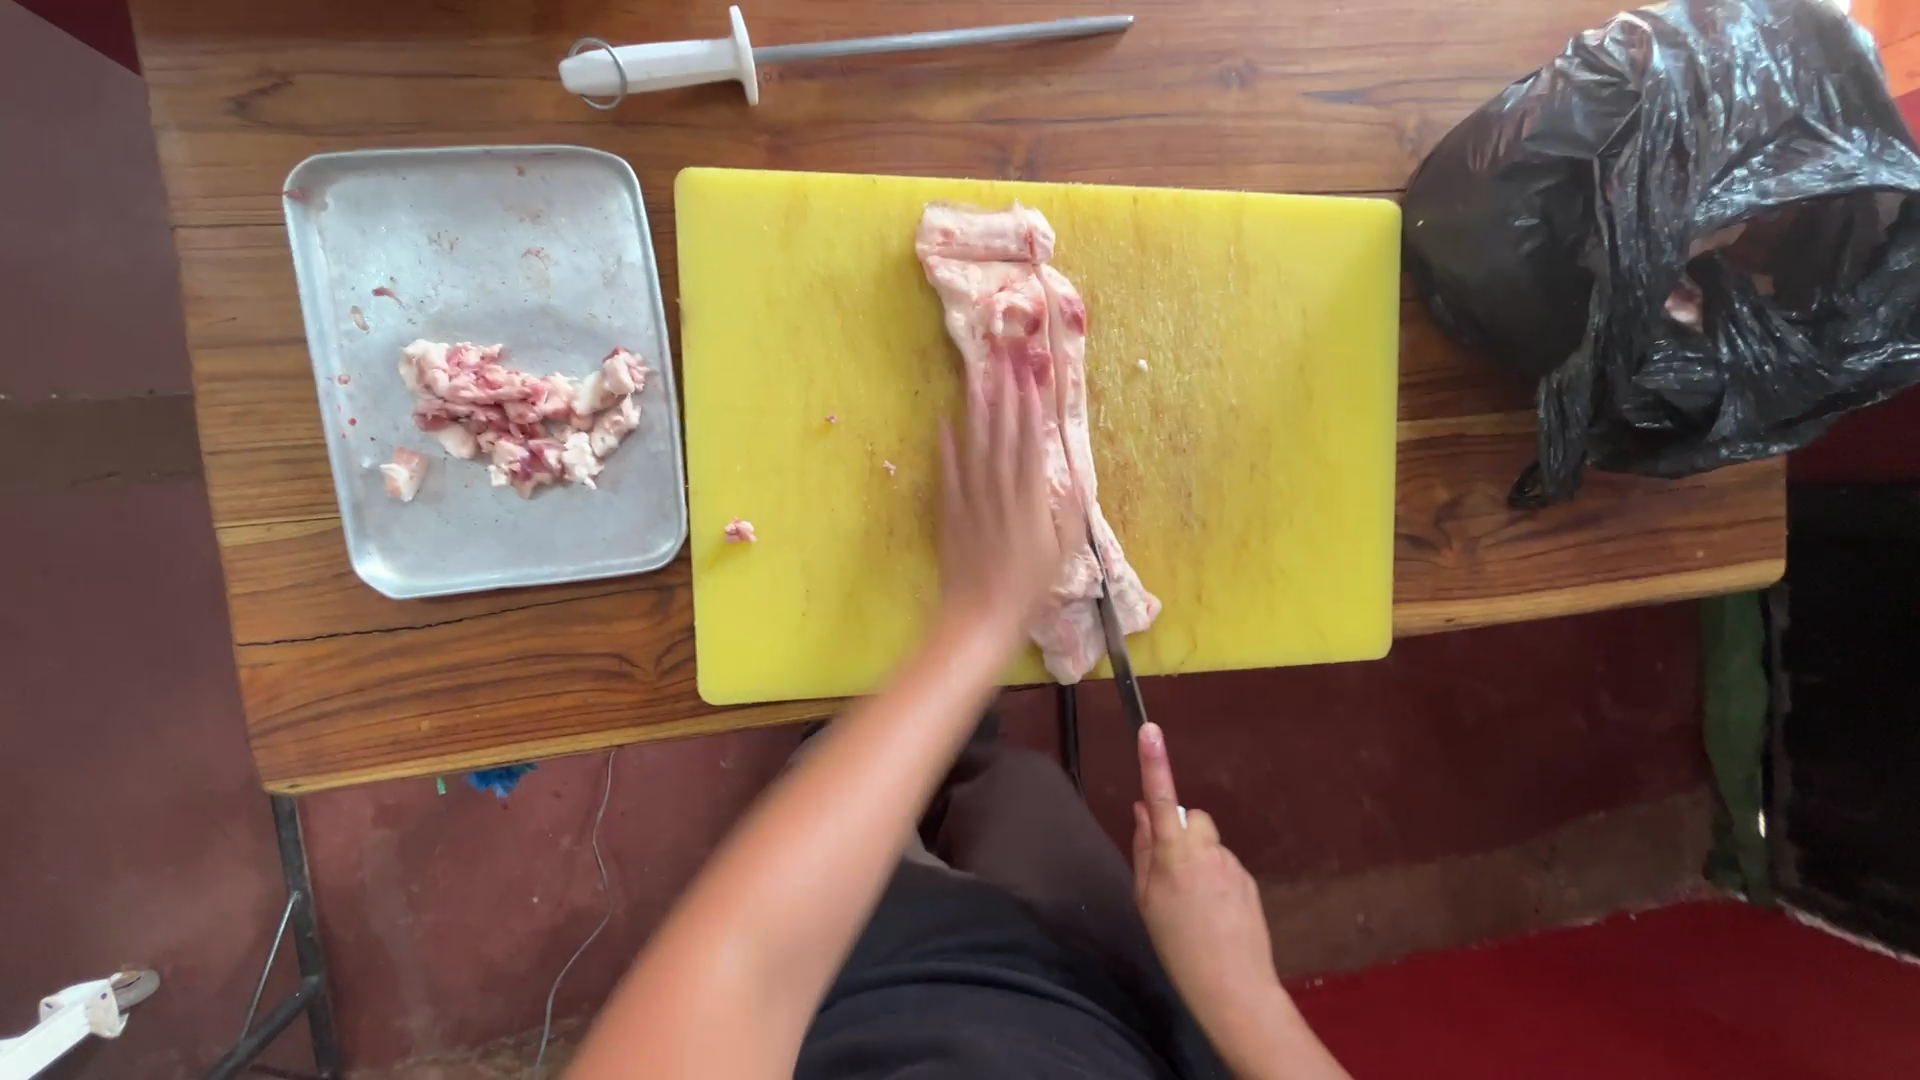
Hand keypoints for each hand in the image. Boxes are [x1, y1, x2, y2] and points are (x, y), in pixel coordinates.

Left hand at [938, 362, 1067, 635]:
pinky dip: (946, 447)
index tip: (1030, 377)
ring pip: (973, 446)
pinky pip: (947, 473)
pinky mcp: (950, 511)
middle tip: (1003, 360)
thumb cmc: (1029, 586)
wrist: (981, 614)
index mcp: (1031, 498)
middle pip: (1001, 434)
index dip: (1030, 407)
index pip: (1030, 442)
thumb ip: (1069, 508)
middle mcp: (999, 489)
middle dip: (1004, 395)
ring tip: (976, 377)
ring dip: (975, 410)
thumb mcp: (1063, 550)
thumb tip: (1072, 472)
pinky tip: (944, 423)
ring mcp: (971, 499)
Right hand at [1131, 723, 1287, 1050]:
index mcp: (1173, 854)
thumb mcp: (1146, 900)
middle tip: (1169, 872)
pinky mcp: (1247, 878)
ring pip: (1207, 843)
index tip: (1149, 728)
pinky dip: (1214, 878)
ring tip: (1192, 903)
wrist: (1234, 988)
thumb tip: (1142, 810)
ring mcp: (1231, 863)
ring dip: (1197, 859)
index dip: (1153, 761)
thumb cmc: (1178, 945)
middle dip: (1179, 831)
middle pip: (1190, 818)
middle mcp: (1205, 849)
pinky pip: (1223, 863)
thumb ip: (1144, 849)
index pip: (1160, 797)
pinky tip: (1213, 913)